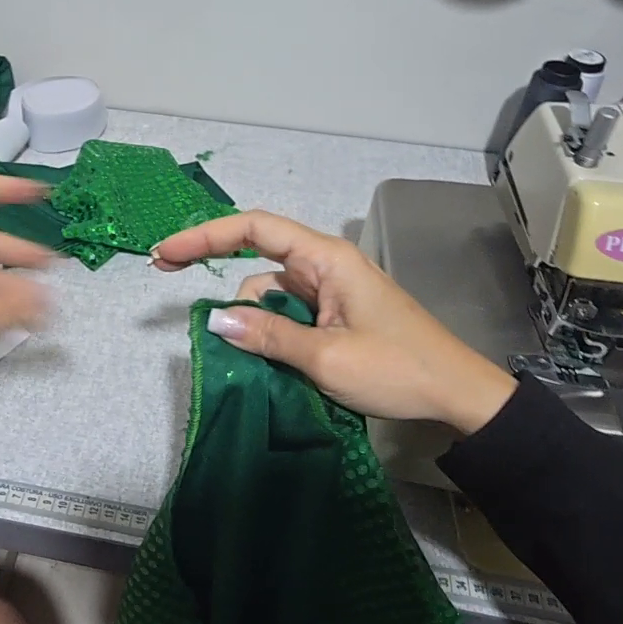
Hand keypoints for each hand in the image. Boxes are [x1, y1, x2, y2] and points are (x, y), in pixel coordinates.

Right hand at [153, 211, 515, 433]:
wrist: (456, 394)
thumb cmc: (398, 369)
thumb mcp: (327, 357)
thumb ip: (268, 335)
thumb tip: (215, 318)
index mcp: (326, 259)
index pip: (254, 228)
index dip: (204, 235)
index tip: (166, 252)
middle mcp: (324, 264)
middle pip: (256, 252)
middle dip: (213, 260)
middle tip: (167, 274)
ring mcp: (329, 289)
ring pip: (269, 288)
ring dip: (249, 313)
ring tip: (248, 353)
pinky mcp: (333, 313)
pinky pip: (286, 309)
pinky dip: (267, 326)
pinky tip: (262, 353)